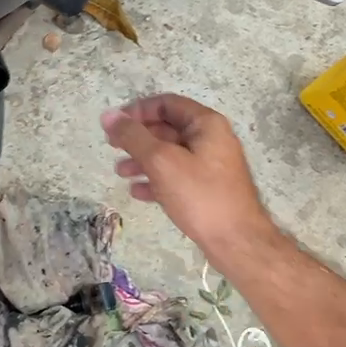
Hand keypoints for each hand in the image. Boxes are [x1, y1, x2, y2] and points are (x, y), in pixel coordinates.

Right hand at [100, 93, 274, 255]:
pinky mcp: (207, 189)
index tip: (115, 125)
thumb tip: (108, 115)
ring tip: (120, 172)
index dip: (137, 111)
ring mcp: (210, 166)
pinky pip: (176, 176)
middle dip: (137, 138)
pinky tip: (138, 192)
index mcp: (206, 124)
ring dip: (142, 160)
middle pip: (166, 129)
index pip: (166, 104)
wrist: (237, 243)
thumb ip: (133, 136)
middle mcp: (211, 139)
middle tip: (112, 147)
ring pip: (169, 154)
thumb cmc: (200, 195)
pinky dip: (156, 180)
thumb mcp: (161, 161)